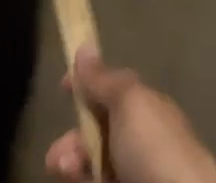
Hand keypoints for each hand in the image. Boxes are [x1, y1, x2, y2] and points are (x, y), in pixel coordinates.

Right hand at [46, 47, 215, 182]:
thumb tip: (84, 46)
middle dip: (73, 135)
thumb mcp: (130, 103)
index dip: (88, 85)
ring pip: (91, 158)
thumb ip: (104, 79)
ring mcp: (132, 169)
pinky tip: (73, 178)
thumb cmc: (155, 149)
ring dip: (70, 159)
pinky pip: (92, 179)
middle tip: (59, 151)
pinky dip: (80, 178)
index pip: (114, 89)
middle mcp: (140, 139)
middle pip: (97, 128)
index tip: (63, 86)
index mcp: (147, 108)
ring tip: (64, 168)